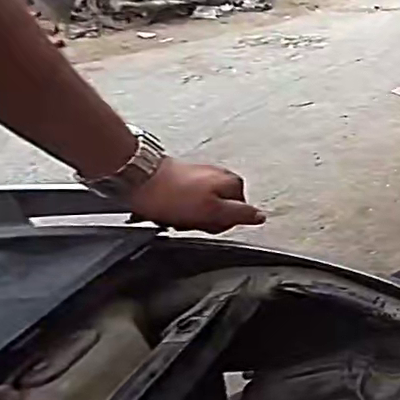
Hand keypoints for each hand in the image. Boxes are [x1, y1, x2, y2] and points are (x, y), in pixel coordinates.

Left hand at [127, 159, 266, 232]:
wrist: (138, 177)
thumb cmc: (171, 195)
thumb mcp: (213, 210)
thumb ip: (240, 214)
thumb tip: (261, 217)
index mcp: (233, 183)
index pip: (239, 214)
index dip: (220, 224)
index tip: (205, 223)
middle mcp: (222, 175)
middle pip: (221, 210)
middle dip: (204, 219)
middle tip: (189, 219)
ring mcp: (202, 175)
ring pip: (204, 206)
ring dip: (190, 214)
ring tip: (175, 212)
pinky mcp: (184, 176)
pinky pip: (188, 200)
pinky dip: (179, 206)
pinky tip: (168, 206)